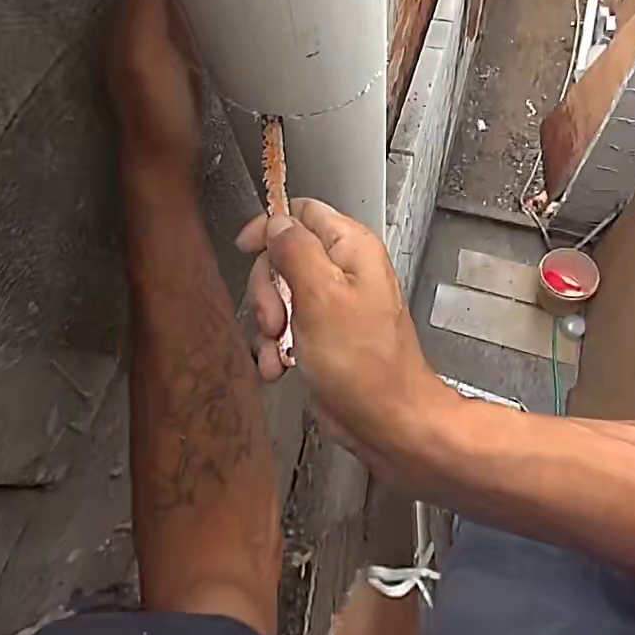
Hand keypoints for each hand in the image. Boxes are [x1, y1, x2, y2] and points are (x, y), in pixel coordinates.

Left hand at [105, 0, 202, 185]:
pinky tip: (213, 4)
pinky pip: (188, 26)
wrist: (170, 161)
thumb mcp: (147, 56)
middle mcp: (139, 36)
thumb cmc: (157, 116)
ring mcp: (161, 52)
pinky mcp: (181, 67)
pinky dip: (198, 9)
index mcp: (125, 28)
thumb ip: (142, 7)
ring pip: (172, 4)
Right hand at [236, 199, 458, 466]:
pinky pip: (286, 325)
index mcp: (351, 248)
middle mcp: (344, 270)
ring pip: (280, 294)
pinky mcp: (323, 333)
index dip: (271, 227)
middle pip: (284, 256)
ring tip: (277, 350)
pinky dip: (276, 346)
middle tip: (272, 319)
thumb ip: (295, 251)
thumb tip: (275, 223)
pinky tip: (278, 366)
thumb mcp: (320, 296)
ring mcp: (333, 303)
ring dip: (268, 324)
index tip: (246, 249)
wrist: (387, 422)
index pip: (302, 212)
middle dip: (267, 289)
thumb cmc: (363, 363)